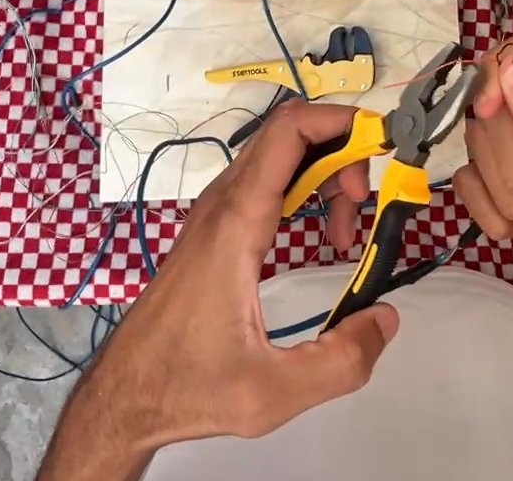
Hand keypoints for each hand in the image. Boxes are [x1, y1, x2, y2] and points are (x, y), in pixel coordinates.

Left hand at [37, 102, 398, 480]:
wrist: (126, 391)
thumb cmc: (190, 385)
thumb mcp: (272, 392)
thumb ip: (340, 361)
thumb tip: (386, 318)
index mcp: (238, 220)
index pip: (289, 131)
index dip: (340, 120)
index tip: (382, 144)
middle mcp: (226, 199)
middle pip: (292, 132)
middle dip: (343, 151)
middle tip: (364, 206)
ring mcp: (218, 206)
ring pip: (283, 153)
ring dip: (327, 173)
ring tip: (345, 235)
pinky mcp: (217, 221)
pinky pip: (270, 176)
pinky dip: (306, 187)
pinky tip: (322, 235)